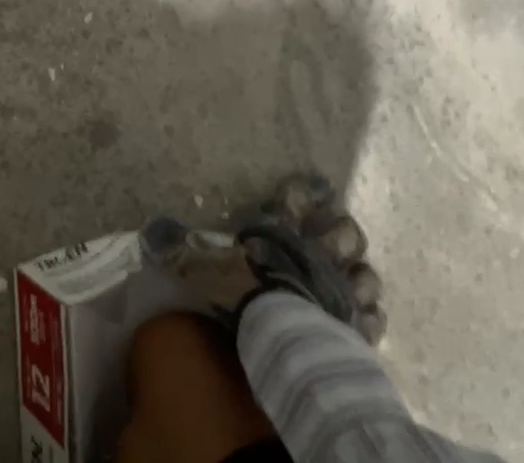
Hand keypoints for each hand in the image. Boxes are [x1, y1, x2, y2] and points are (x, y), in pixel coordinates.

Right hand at [143, 173, 385, 342]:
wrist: (285, 336)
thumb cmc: (244, 293)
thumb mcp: (204, 268)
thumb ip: (182, 253)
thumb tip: (150, 233)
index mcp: (283, 236)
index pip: (293, 202)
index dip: (300, 193)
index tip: (307, 187)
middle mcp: (319, 256)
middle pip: (343, 233)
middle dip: (341, 230)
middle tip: (336, 230)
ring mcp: (344, 290)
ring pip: (366, 274)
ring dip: (360, 274)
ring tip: (354, 276)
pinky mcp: (359, 326)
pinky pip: (373, 318)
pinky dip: (369, 316)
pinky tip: (363, 318)